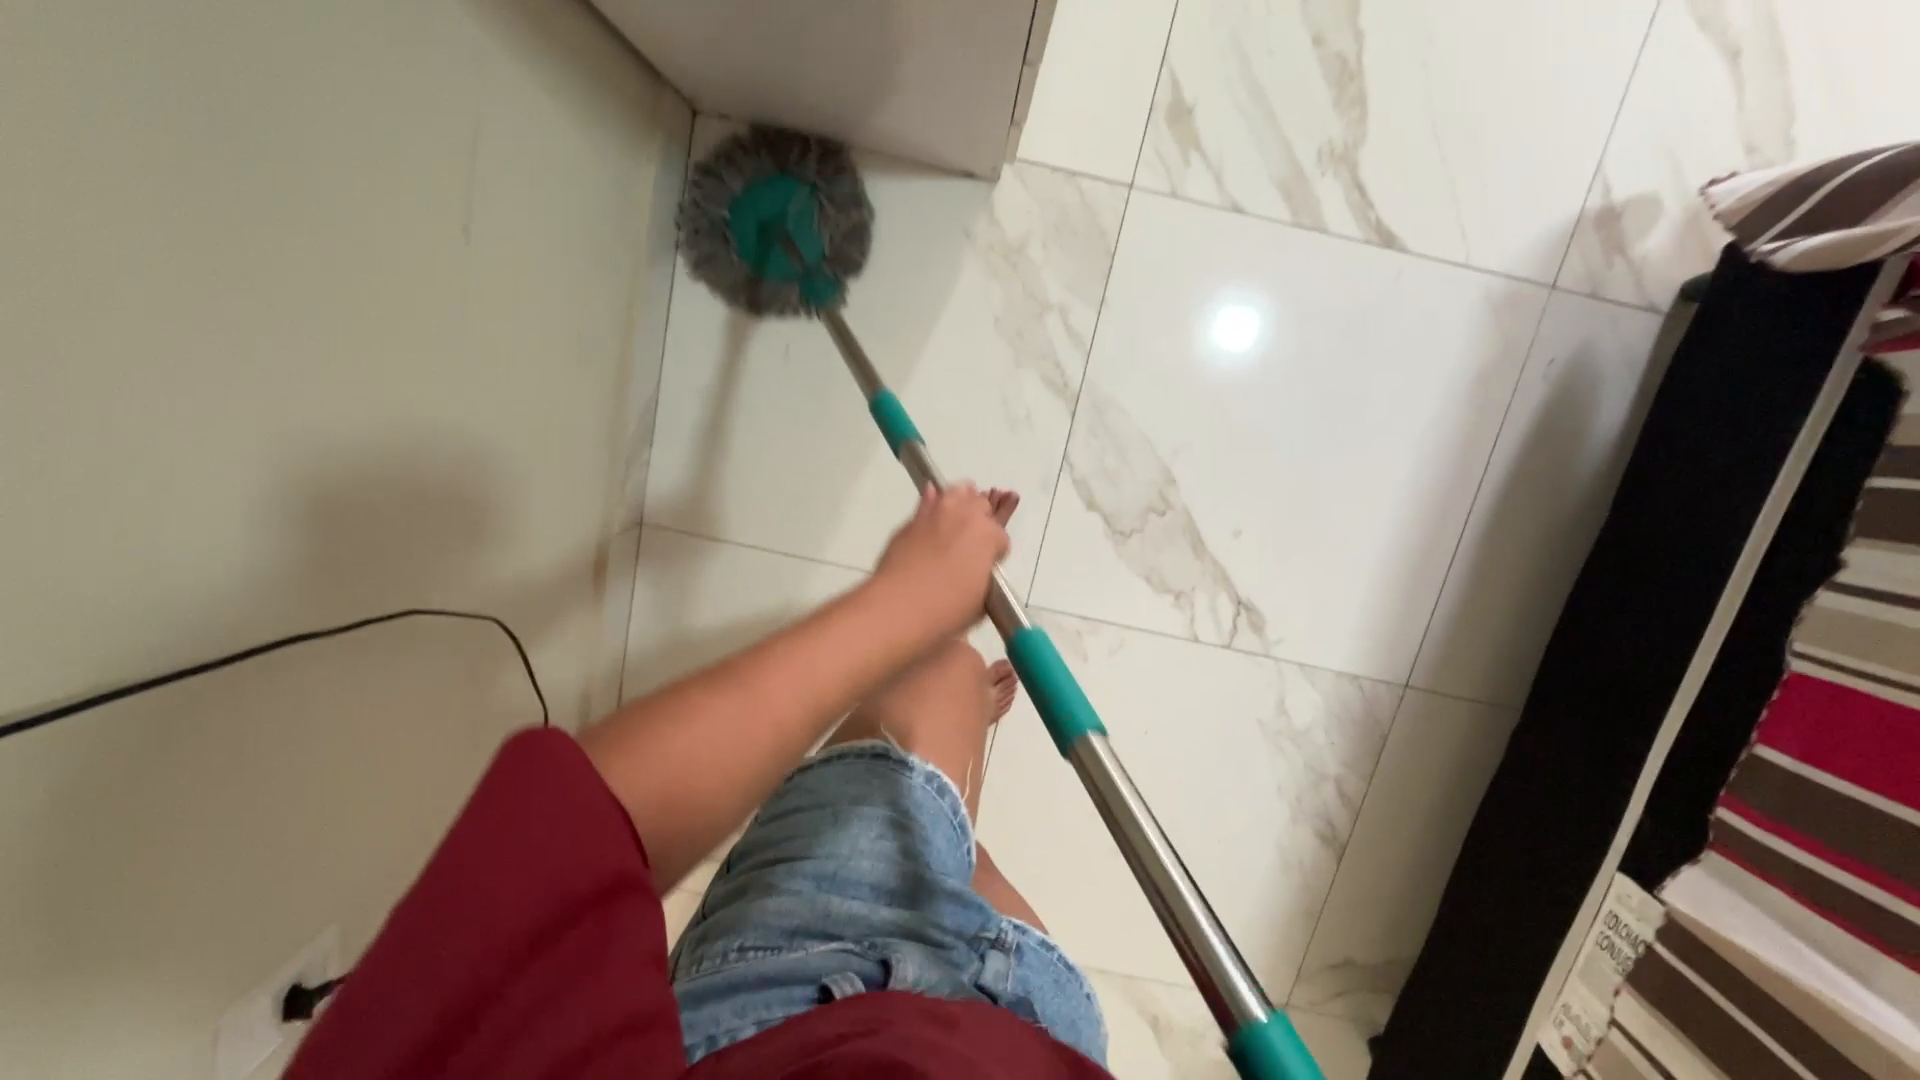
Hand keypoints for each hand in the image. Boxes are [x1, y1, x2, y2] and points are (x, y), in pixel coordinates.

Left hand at [874, 482, 1010, 642]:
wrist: (899, 606)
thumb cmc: (947, 610)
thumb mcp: (981, 602)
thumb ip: (984, 579)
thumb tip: (978, 573)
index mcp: (989, 536)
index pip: (1002, 538)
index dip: (996, 553)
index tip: (987, 567)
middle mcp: (967, 516)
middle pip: (982, 506)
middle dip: (982, 522)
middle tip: (975, 542)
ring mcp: (938, 513)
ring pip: (959, 492)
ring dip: (964, 501)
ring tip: (961, 513)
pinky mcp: (914, 518)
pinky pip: (929, 499)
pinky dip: (934, 500)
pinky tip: (934, 500)